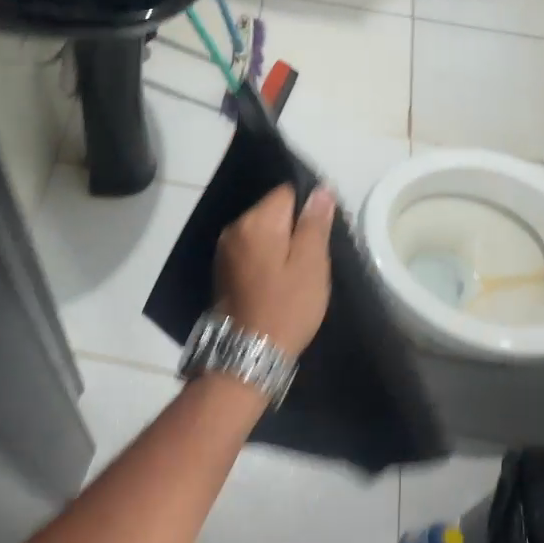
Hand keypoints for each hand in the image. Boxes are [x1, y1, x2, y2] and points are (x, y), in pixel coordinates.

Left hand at [214, 185, 334, 356]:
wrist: (248, 353)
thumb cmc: (286, 307)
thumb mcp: (311, 265)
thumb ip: (314, 223)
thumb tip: (321, 189)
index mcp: (256, 221)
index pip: (286, 192)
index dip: (307, 208)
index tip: (319, 235)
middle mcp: (234, 227)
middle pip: (271, 210)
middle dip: (292, 226)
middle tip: (311, 259)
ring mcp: (225, 248)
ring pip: (260, 230)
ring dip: (278, 243)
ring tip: (295, 272)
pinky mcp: (222, 268)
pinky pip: (250, 248)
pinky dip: (264, 256)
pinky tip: (275, 280)